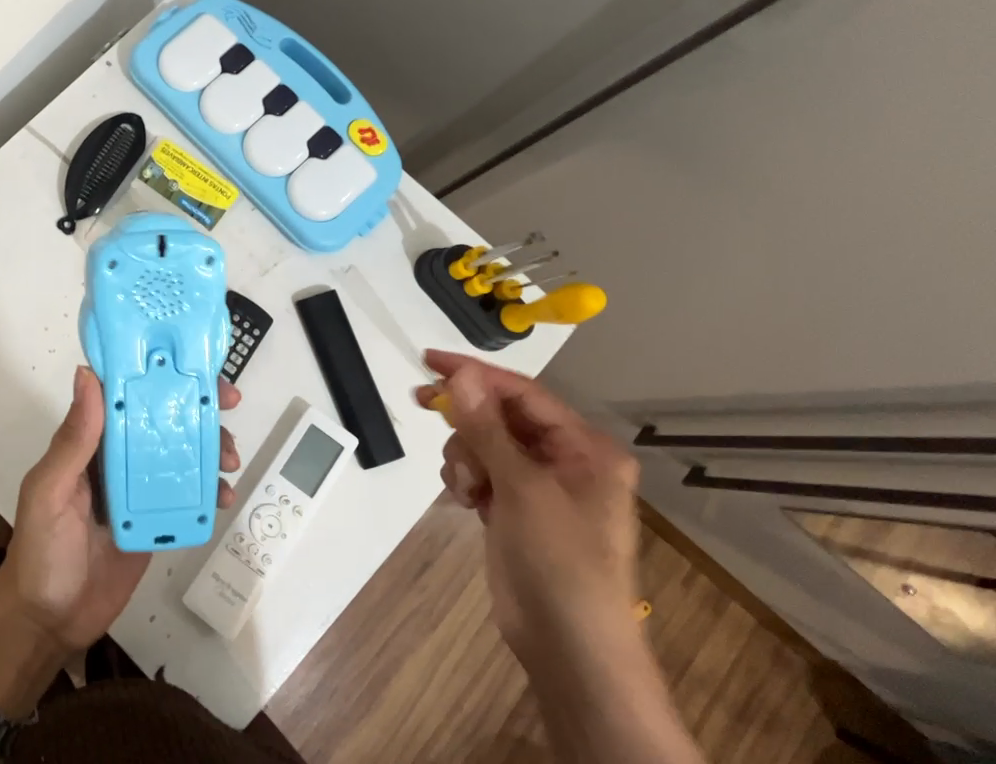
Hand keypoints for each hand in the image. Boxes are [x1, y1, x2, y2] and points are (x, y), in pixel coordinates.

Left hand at [0, 366, 241, 650]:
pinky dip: (208, 494)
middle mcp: (113, 461)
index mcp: (86, 444)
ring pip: (178, 457)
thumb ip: (73, 440)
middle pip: (159, 422)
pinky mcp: (154, 525)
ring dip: (208, 450)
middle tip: (227, 405)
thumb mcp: (50, 491)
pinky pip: (185, 500)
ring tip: (230, 459)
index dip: (154, 375)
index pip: (122, 397)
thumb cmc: (41, 550)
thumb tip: (87, 375)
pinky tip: (224, 497)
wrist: (50, 620)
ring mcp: (136, 493)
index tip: (190, 365)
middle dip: (195, 409)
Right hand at [418, 350, 640, 667]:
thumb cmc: (560, 560)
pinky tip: (467, 502)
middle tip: (419, 402)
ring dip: (465, 458)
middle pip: (500, 416)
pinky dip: (467, 480)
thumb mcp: (522, 487)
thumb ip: (486, 428)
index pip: (523, 393)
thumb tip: (460, 376)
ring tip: (468, 490)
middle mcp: (565, 460)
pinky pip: (481, 473)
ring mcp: (539, 487)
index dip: (475, 374)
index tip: (428, 361)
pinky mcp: (515, 511)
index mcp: (585, 448)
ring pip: (483, 444)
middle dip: (466, 421)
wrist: (568, 643)